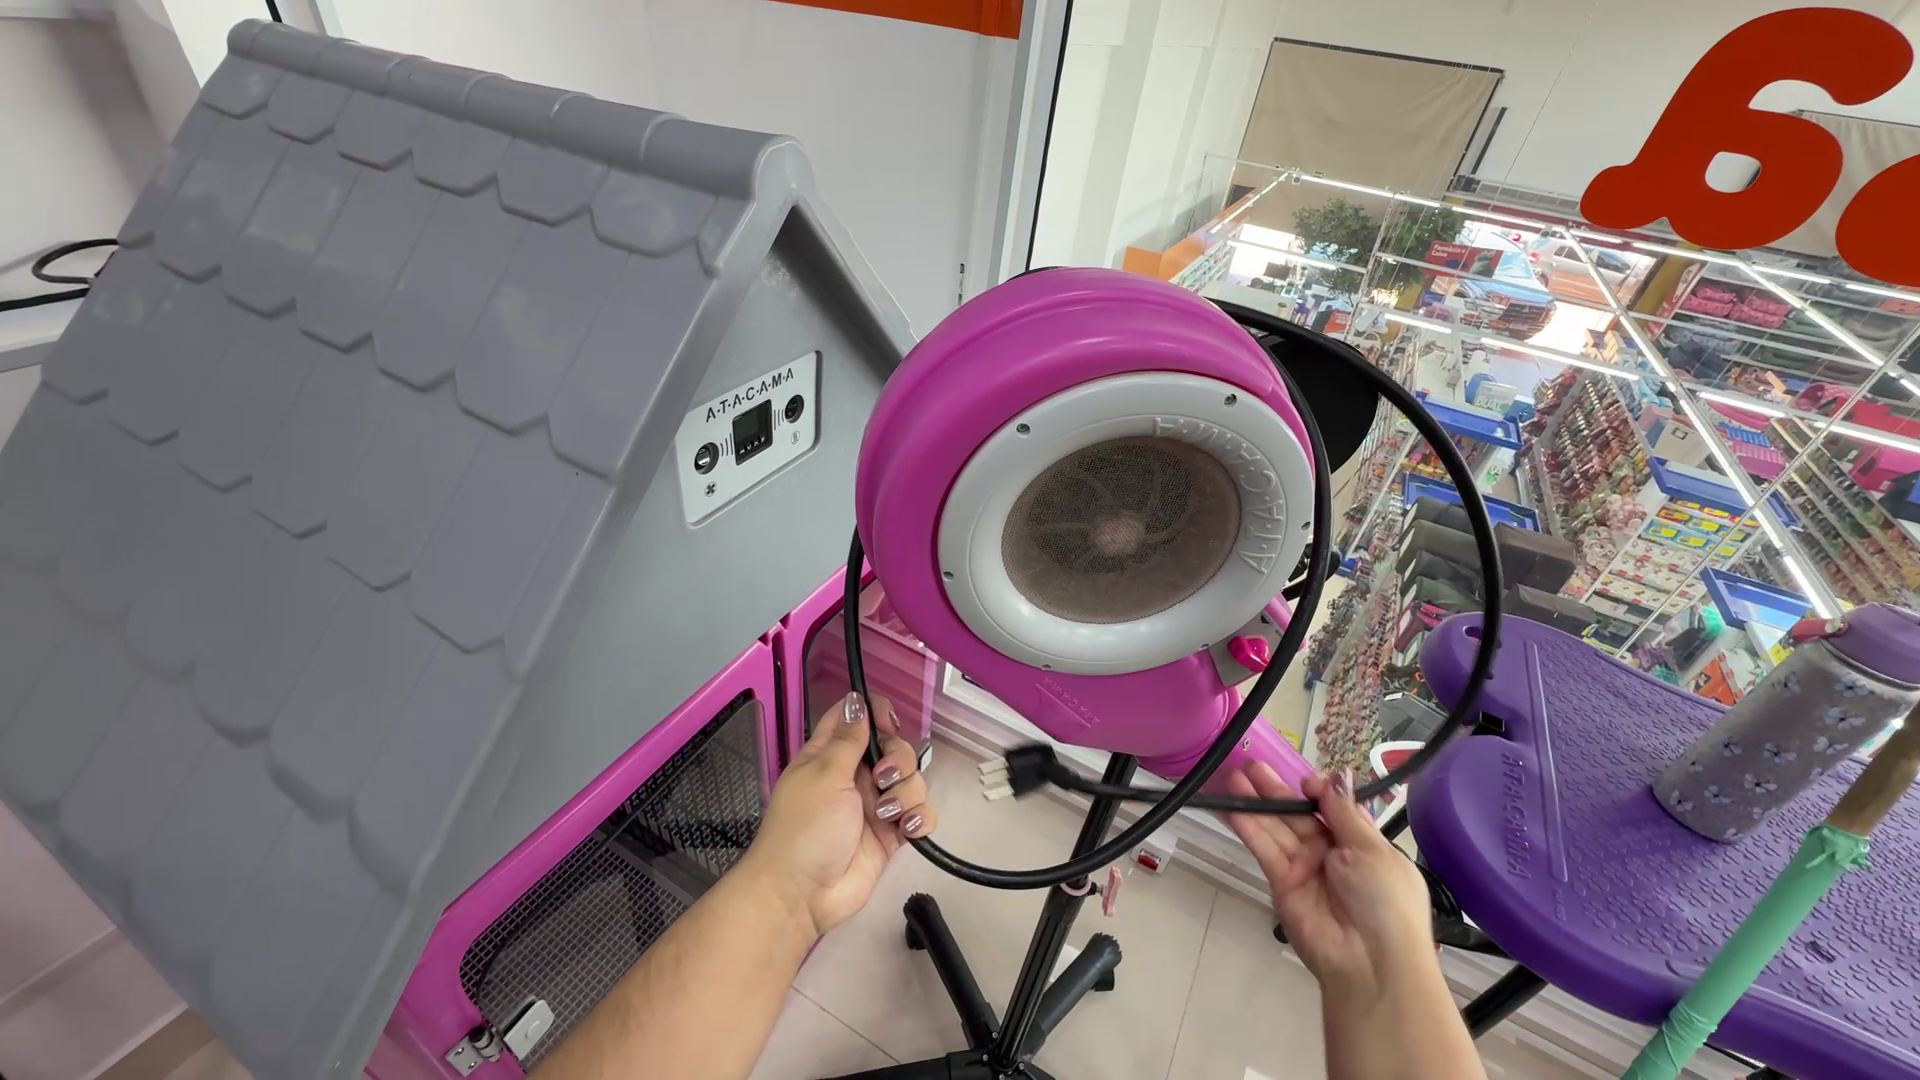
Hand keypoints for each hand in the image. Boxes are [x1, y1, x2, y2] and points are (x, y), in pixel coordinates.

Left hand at [740, 694, 937, 939]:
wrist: (802, 894)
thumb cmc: (804, 828)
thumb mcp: (824, 776)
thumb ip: (848, 739)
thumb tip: (856, 698)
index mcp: (831, 755)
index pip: (857, 719)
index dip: (876, 714)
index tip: (887, 725)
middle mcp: (855, 776)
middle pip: (894, 748)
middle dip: (898, 760)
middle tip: (882, 779)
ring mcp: (875, 806)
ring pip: (911, 780)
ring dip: (907, 793)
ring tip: (887, 814)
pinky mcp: (891, 835)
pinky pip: (919, 814)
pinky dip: (920, 818)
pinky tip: (907, 829)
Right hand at [1224, 762, 1433, 1000]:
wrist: (1371, 963)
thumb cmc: (1385, 901)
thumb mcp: (1373, 851)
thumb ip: (1344, 813)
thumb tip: (1335, 777)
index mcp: (1362, 844)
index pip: (1334, 809)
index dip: (1319, 792)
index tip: (1306, 783)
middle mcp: (1332, 853)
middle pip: (1299, 814)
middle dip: (1277, 790)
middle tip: (1252, 764)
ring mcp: (1305, 867)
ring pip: (1278, 827)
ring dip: (1256, 802)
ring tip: (1234, 775)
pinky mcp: (1282, 882)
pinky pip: (1265, 848)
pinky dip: (1248, 828)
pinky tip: (1231, 807)